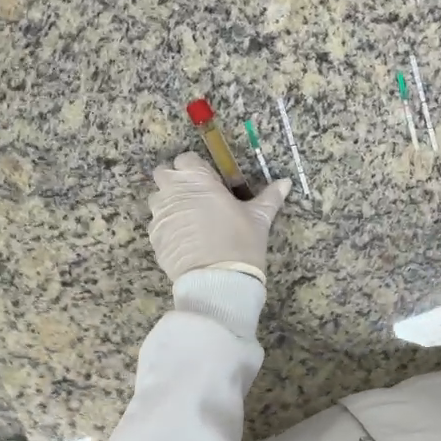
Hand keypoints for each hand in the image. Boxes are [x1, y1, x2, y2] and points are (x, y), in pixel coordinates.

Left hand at [147, 153, 289, 282]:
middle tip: (197, 197)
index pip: (187, 159)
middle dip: (176, 181)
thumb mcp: (259, 218)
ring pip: (157, 199)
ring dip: (169, 203)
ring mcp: (160, 214)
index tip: (211, 184)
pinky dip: (168, 228)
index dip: (197, 169)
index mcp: (197, 178)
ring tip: (190, 221)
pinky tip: (186, 240)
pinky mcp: (154, 237)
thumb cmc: (240, 242)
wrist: (218, 280)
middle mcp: (173, 191)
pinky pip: (157, 225)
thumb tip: (286, 182)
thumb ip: (270, 197)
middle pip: (164, 173)